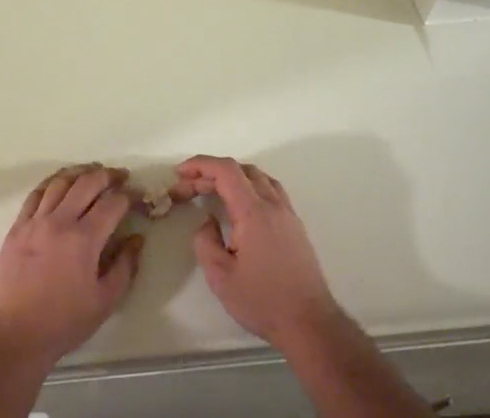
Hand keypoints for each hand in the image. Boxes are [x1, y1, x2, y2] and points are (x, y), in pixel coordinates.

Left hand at [0, 164, 143, 366]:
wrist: (15, 335)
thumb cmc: (64, 322)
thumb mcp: (105, 301)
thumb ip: (125, 267)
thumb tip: (136, 240)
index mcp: (85, 239)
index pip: (112, 203)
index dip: (129, 196)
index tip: (137, 197)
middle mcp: (60, 221)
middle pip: (87, 183)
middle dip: (108, 176)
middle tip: (120, 177)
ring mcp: (35, 221)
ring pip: (60, 182)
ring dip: (80, 173)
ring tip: (92, 172)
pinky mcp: (17, 227)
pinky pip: (35, 194)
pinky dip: (51, 183)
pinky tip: (59, 183)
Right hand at [172, 155, 342, 348]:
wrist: (309, 324)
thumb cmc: (262, 301)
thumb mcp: (220, 276)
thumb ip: (205, 241)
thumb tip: (208, 221)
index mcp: (254, 212)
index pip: (226, 171)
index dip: (200, 165)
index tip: (180, 173)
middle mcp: (274, 205)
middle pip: (242, 170)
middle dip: (211, 173)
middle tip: (188, 189)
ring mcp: (288, 214)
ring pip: (259, 178)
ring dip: (233, 177)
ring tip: (211, 191)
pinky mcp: (295, 226)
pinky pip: (271, 191)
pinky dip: (249, 187)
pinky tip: (239, 206)